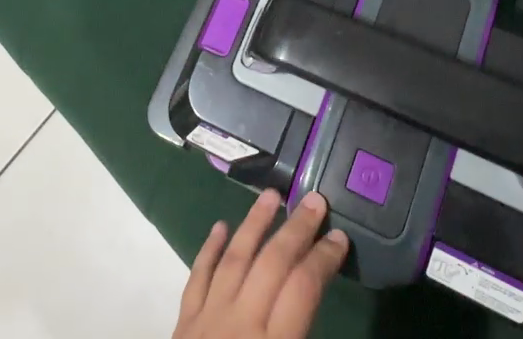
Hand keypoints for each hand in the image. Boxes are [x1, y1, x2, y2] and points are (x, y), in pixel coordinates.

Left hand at [174, 189, 350, 338]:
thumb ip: (305, 336)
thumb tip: (320, 313)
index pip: (302, 289)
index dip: (323, 259)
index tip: (339, 237)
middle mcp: (238, 326)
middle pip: (271, 264)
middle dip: (295, 230)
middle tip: (314, 200)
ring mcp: (205, 323)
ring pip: (232, 260)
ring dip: (253, 226)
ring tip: (270, 196)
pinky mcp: (182, 327)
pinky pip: (197, 279)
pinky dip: (209, 251)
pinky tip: (220, 228)